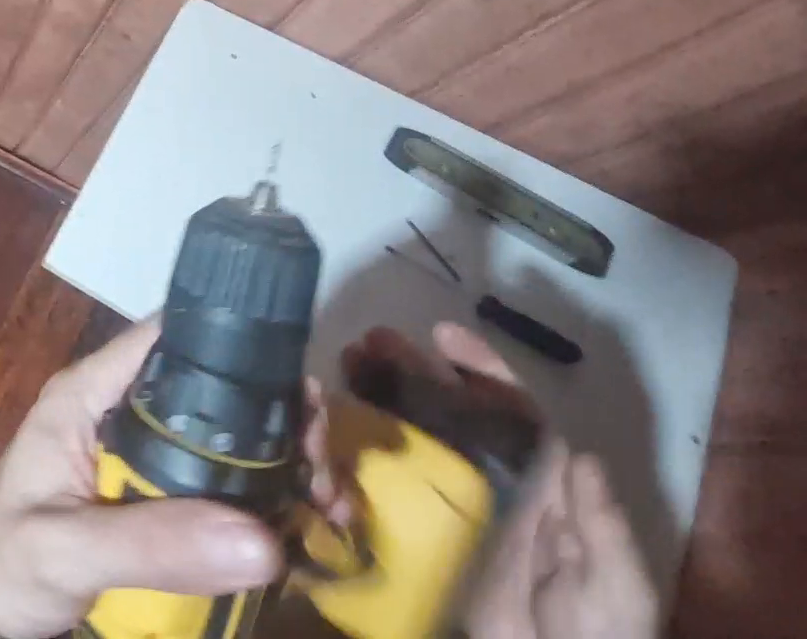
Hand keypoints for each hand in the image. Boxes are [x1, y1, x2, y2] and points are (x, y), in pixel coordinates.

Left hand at [0, 317, 333, 638]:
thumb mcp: (65, 549)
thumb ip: (148, 542)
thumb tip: (261, 538)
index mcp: (89, 394)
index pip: (165, 339)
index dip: (234, 348)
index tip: (302, 394)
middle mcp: (121, 412)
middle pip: (212, 390)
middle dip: (277, 419)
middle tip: (325, 469)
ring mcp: (140, 456)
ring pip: (226, 439)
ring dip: (282, 464)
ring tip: (331, 506)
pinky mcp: (153, 498)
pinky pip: (221, 486)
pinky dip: (265, 502)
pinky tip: (303, 531)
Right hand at [346, 325, 657, 638]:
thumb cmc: (588, 633)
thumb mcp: (613, 590)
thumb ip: (602, 530)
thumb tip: (582, 456)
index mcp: (540, 484)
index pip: (512, 412)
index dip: (480, 368)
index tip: (441, 334)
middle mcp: (491, 480)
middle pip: (450, 410)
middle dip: (412, 368)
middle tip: (369, 341)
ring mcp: (451, 501)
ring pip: (412, 433)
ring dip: (380, 396)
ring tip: (344, 368)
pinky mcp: (417, 527)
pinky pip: (382, 476)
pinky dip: (356, 449)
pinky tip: (330, 428)